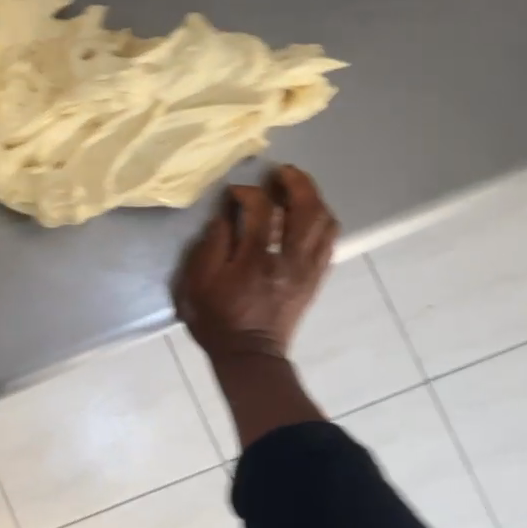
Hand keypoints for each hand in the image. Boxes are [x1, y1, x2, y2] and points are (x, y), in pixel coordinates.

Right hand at [173, 165, 338, 362]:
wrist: (250, 355)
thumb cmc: (216, 321)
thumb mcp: (197, 285)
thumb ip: (210, 248)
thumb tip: (223, 218)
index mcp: (256, 258)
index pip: (262, 210)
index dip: (248, 193)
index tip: (233, 192)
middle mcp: (289, 258)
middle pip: (306, 208)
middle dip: (296, 183)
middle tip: (280, 172)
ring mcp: (308, 268)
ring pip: (324, 221)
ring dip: (313, 199)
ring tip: (296, 189)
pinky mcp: (316, 277)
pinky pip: (329, 240)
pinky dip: (321, 221)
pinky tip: (308, 217)